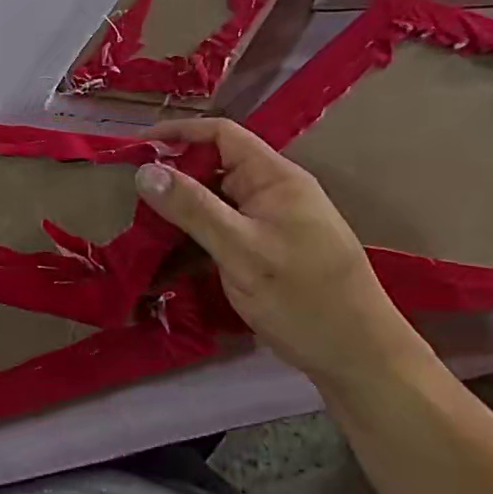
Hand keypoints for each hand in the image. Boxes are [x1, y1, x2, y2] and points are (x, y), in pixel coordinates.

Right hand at [135, 118, 429, 388]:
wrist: (360, 359)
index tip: (136, 148)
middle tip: (131, 197)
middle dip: (173, 179)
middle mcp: (272, 192)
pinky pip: (221, 232)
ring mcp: (270, 223)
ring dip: (180, 213)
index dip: (178, 133)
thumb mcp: (240, 250)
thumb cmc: (303, 298)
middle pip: (214, 167)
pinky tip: (168, 259)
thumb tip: (144, 170)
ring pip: (214, 203)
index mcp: (274, 178)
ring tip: (142, 230)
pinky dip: (194, 240)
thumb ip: (192, 208)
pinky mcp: (266, 251)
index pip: (221, 135)